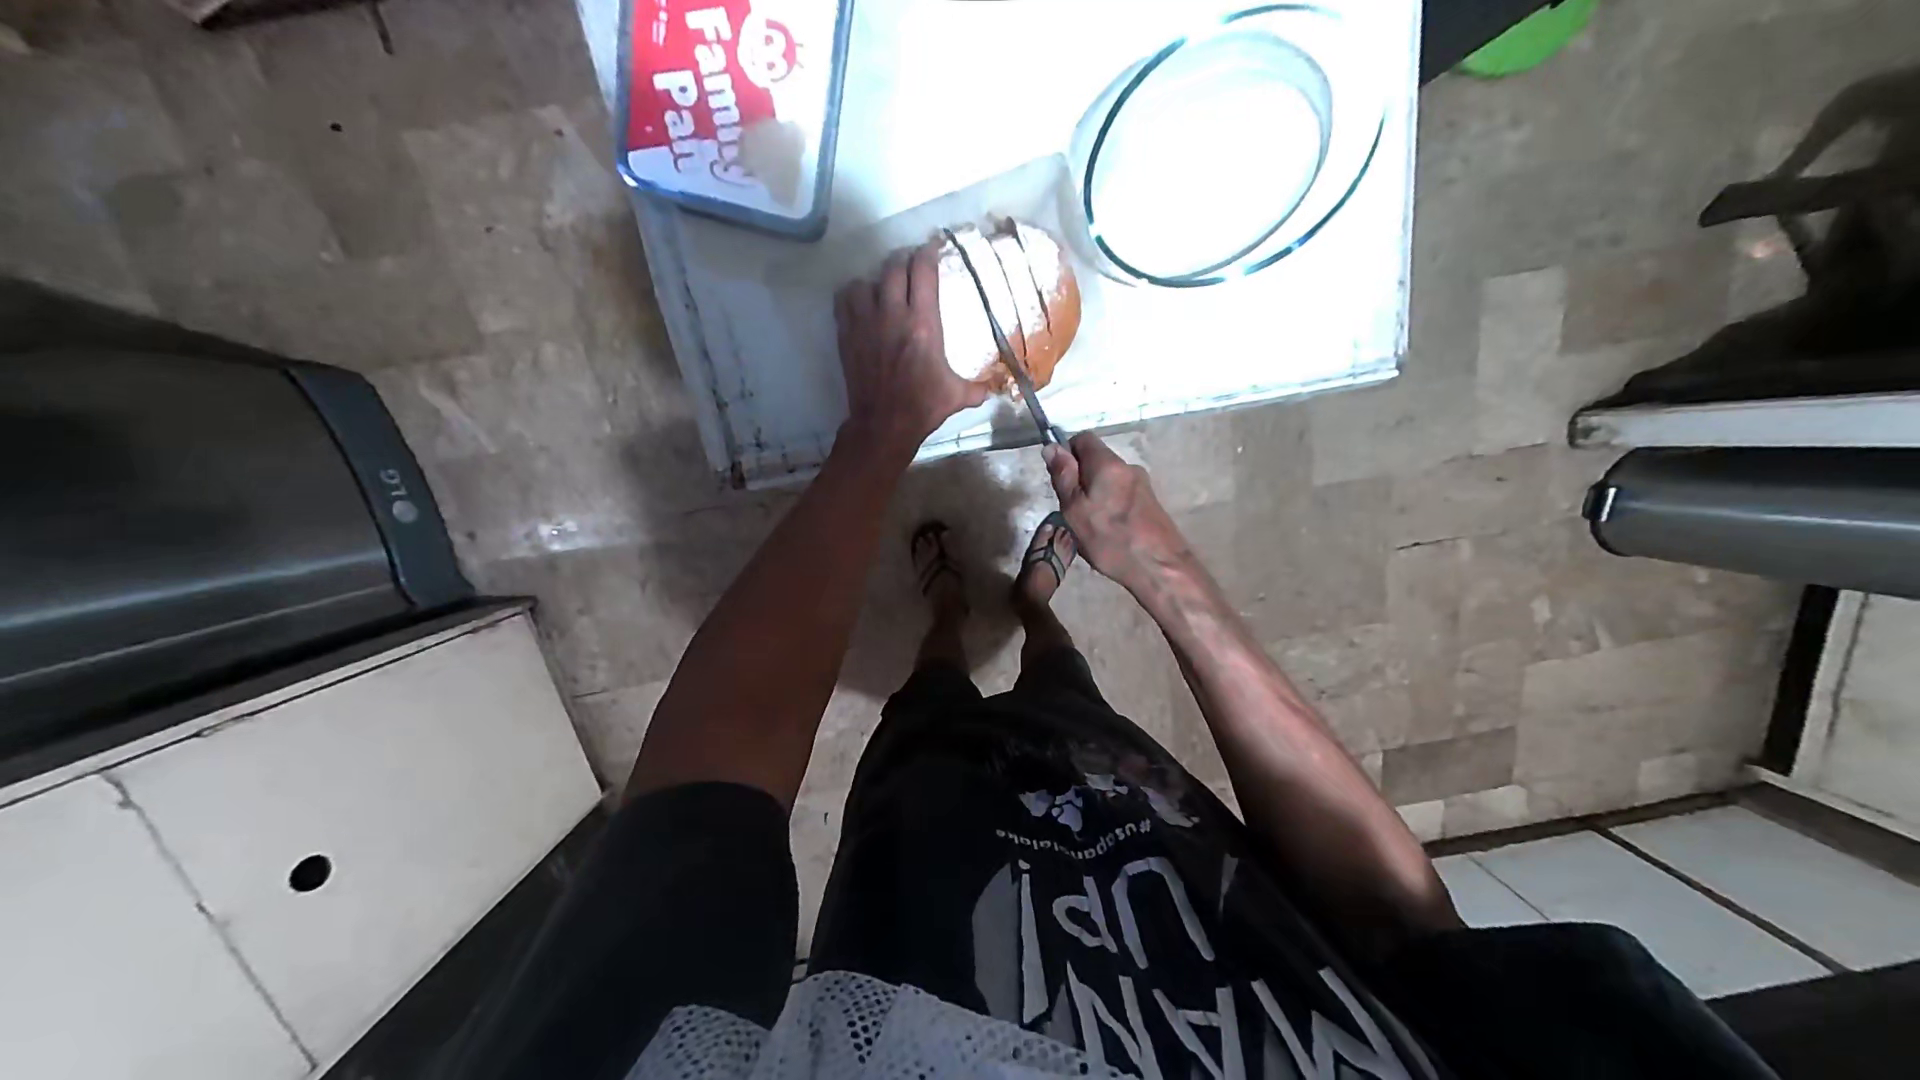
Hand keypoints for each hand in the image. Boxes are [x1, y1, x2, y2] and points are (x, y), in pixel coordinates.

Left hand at [834, 241, 987, 457]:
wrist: (884, 424)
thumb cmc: (923, 407)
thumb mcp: (957, 396)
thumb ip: (978, 388)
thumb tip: (995, 388)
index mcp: (924, 323)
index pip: (924, 270)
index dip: (929, 252)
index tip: (934, 247)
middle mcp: (893, 314)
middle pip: (894, 267)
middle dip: (904, 260)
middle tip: (911, 265)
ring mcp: (866, 323)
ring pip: (866, 280)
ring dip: (877, 279)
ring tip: (884, 286)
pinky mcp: (847, 335)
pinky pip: (844, 299)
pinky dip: (853, 294)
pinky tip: (862, 301)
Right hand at [1044, 432, 1192, 591]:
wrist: (1159, 568)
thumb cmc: (1110, 539)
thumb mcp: (1075, 509)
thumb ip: (1063, 476)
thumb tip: (1051, 447)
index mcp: (1108, 463)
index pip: (1083, 438)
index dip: (1066, 453)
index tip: (1060, 480)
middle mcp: (1128, 467)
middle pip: (1096, 460)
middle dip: (1079, 479)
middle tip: (1071, 510)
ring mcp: (1142, 485)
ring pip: (1108, 480)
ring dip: (1094, 496)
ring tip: (1089, 525)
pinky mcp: (1149, 503)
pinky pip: (1120, 494)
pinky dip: (1109, 506)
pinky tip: (1107, 532)